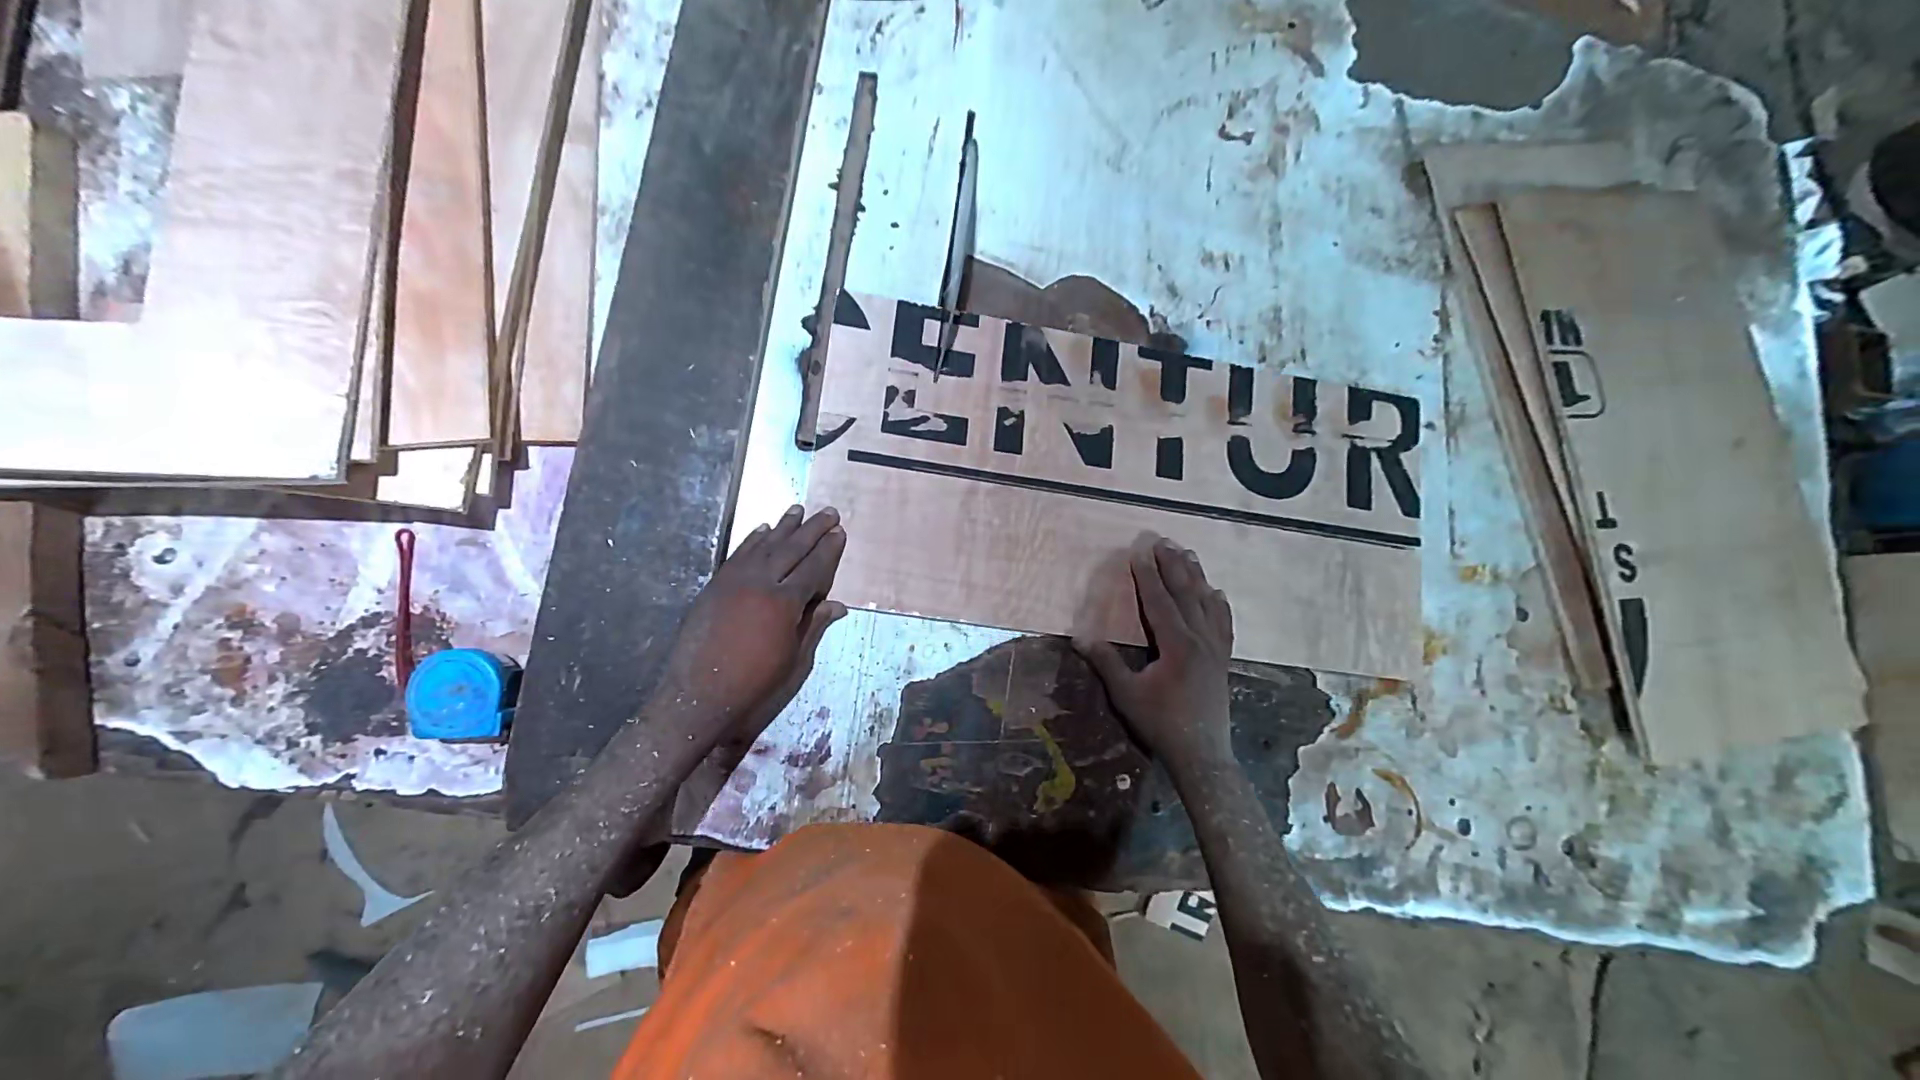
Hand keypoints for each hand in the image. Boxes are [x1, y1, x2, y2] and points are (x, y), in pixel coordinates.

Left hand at [656, 505, 847, 748]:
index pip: (813, 569)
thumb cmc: (753, 686)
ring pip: (763, 546)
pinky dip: (752, 540)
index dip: (828, 551)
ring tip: (797, 509)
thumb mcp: (793, 661)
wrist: (698, 696)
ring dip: (782, 527)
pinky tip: (762, 530)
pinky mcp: (714, 587)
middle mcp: (759, 584)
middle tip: (828, 512)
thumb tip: (837, 605)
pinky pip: (737, 555)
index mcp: (783, 603)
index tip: (839, 532)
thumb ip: (814, 627)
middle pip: (791, 549)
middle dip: (811, 530)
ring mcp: (733, 582)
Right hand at [1074, 535, 1234, 772]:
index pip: (1159, 601)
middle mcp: (1200, 639)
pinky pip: (1223, 624)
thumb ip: (1106, 662)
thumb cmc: (1161, 723)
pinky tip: (1216, 594)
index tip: (1139, 551)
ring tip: (1188, 554)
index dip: (1148, 575)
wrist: (1202, 754)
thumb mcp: (1127, 694)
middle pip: (1186, 594)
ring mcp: (1215, 649)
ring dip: (1196, 577)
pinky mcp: (1222, 659)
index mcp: (1177, 645)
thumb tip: (1081, 635)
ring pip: (1206, 604)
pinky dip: (1218, 605)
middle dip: (1173, 566)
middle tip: (1163, 541)